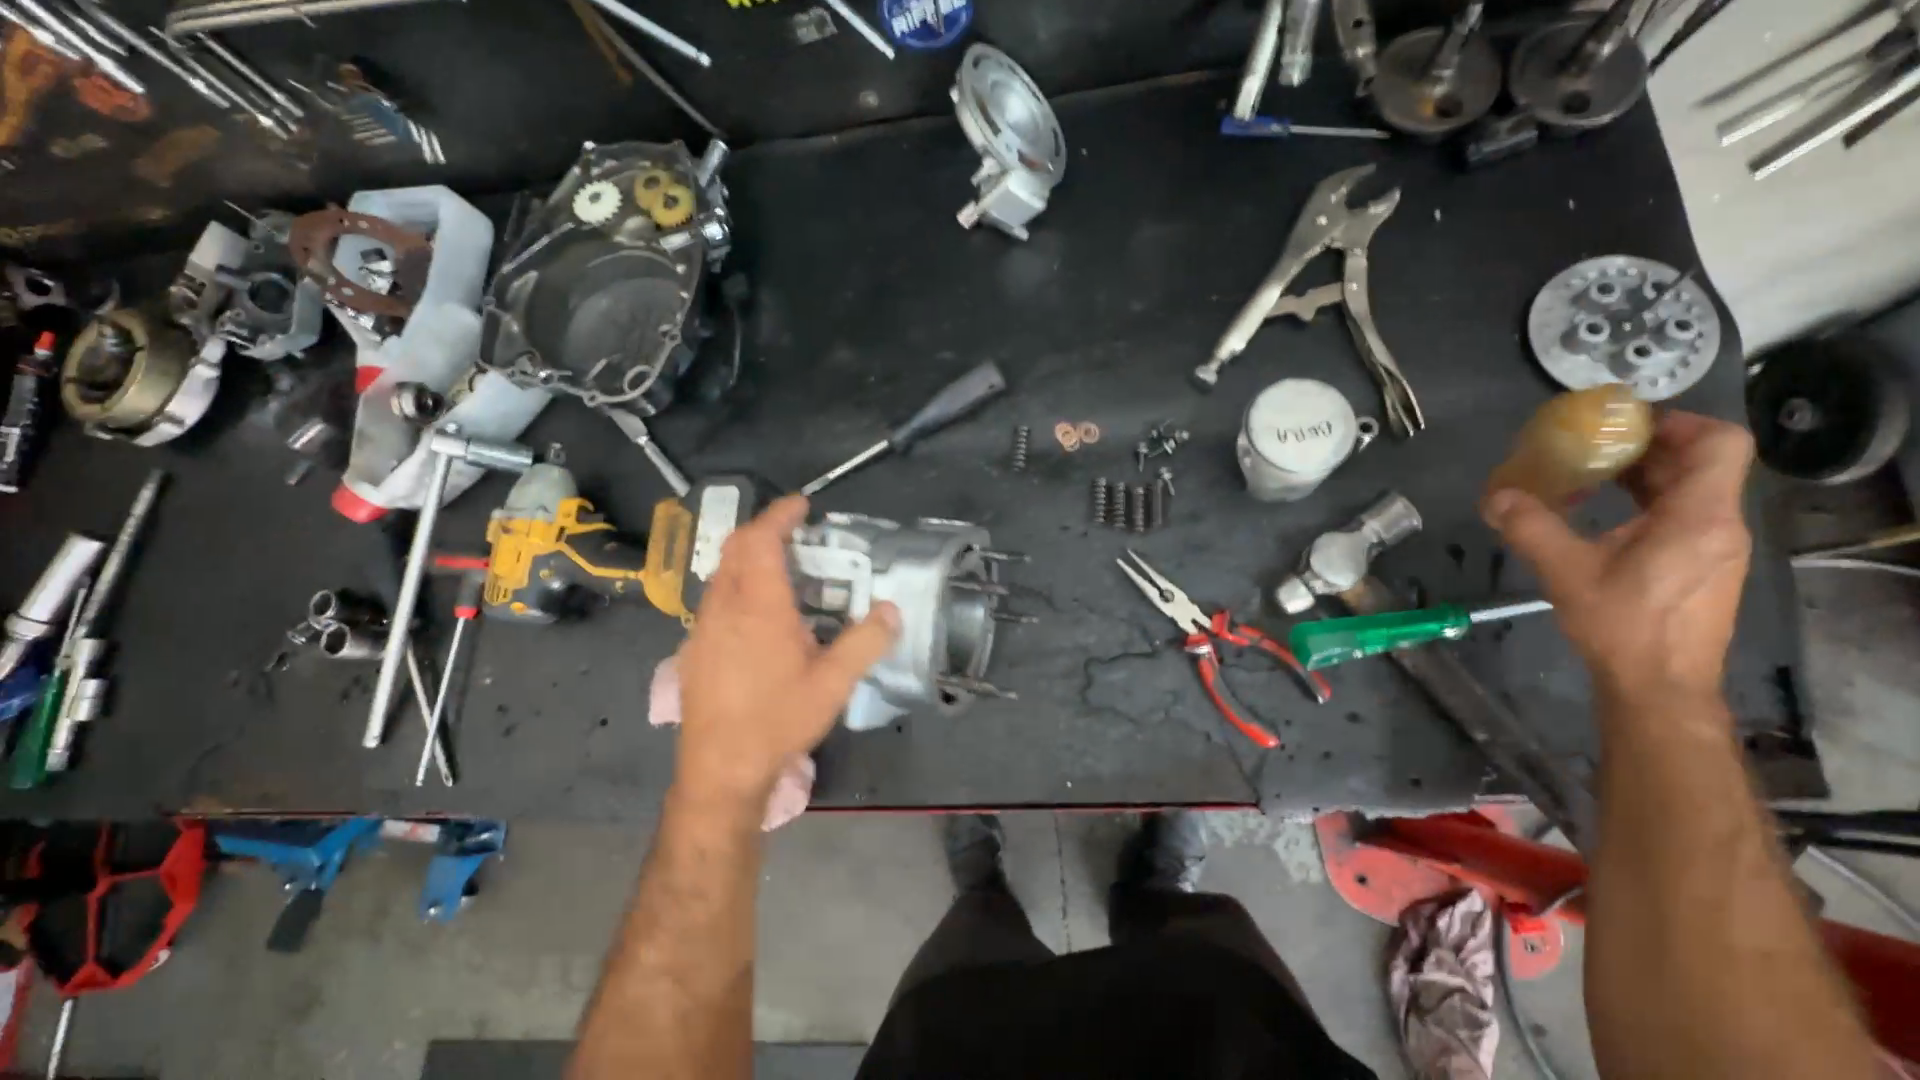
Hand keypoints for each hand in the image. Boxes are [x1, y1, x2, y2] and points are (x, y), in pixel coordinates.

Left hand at [672, 496, 899, 808]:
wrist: (721, 768)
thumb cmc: (778, 720)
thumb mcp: (833, 684)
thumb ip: (865, 642)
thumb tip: (891, 611)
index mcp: (758, 605)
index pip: (760, 539)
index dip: (780, 515)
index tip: (803, 505)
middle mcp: (724, 607)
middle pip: (735, 549)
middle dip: (764, 531)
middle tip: (796, 534)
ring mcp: (702, 628)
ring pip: (721, 575)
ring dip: (748, 561)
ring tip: (782, 573)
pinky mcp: (693, 650)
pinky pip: (714, 602)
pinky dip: (736, 589)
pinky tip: (757, 620)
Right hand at [1481, 411, 1753, 706]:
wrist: (1659, 687)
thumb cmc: (1623, 627)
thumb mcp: (1567, 572)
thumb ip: (1531, 528)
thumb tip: (1495, 496)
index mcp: (1700, 517)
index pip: (1720, 443)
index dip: (1679, 422)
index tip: (1628, 425)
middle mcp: (1720, 525)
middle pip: (1702, 463)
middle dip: (1649, 447)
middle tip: (1595, 445)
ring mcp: (1717, 549)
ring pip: (1693, 490)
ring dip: (1646, 476)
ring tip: (1594, 477)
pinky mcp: (1704, 568)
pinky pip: (1685, 516)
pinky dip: (1649, 503)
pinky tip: (1607, 517)